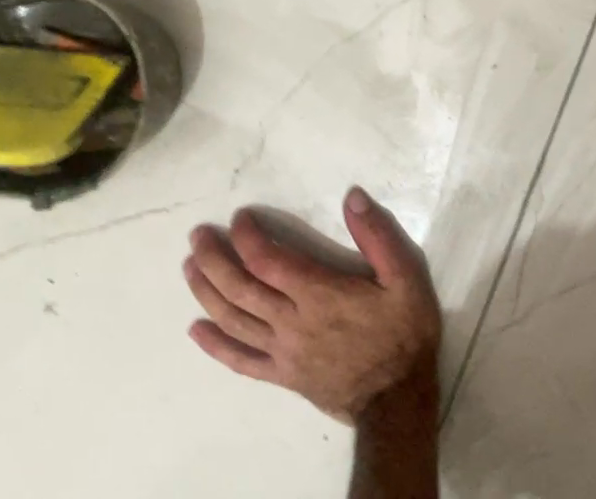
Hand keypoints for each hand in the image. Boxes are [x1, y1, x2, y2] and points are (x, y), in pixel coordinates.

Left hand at [183, 188, 441, 422]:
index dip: (247, 236)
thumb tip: (352, 197)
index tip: (239, 216)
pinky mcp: (282, 376)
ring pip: (233, 320)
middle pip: (240, 288)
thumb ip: (377, 235)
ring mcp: (283, 352)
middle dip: (215, 258)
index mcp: (318, 293)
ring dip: (207, 292)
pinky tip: (195, 330)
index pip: (268, 259)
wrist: (398, 399)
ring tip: (190, 268)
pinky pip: (241, 361)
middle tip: (198, 236)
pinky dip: (215, 346)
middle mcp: (292, 321)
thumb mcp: (405, 276)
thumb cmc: (403, 333)